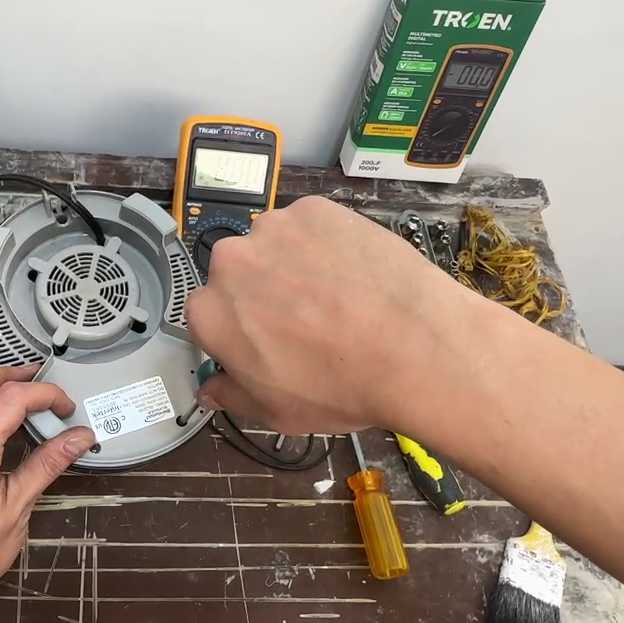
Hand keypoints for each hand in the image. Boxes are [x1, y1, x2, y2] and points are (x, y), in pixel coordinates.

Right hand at [186, 196, 477, 434]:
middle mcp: (230, 263)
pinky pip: (310, 226)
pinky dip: (325, 243)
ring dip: (292, 264)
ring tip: (334, 296)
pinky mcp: (314, 210)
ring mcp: (274, 230)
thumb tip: (213, 389)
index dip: (239, 331)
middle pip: (238, 275)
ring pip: (274, 246)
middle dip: (262, 293)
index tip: (265, 343)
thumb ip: (231, 396)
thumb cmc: (340, 386)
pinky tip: (352, 273)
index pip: (210, 315)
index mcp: (210, 313)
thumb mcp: (275, 412)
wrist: (413, 347)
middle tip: (303, 320)